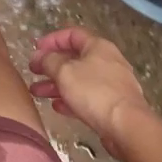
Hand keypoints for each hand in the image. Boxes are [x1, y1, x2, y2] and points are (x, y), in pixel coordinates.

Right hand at [28, 28, 153, 158]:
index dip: (52, 40)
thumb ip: (48, 61)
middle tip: (34, 72)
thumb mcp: (64, 72)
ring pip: (79, 80)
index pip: (72, 34)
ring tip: (37, 92)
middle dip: (51, 66)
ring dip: (57, 84)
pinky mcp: (114, 105)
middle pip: (74, 58)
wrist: (128, 127)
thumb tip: (40, 56)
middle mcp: (107, 61)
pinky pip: (88, 97)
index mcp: (98, 46)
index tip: (36, 49)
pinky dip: (71, 99)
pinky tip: (57, 107)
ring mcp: (112, 84)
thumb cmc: (94, 92)